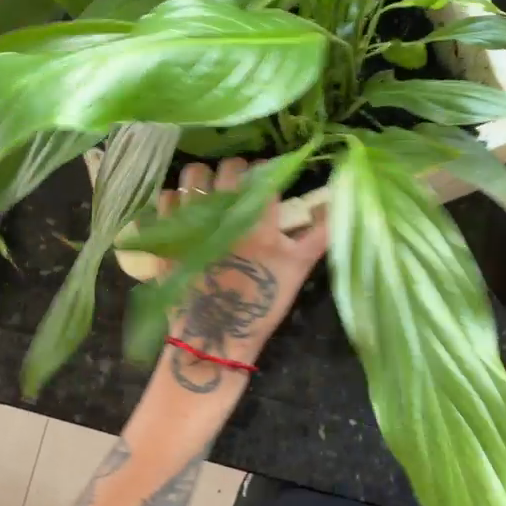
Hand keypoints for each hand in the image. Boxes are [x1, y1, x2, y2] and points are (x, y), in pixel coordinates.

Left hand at [159, 159, 328, 379]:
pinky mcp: (166, 235)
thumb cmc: (260, 304)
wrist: (214, 337)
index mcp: (257, 219)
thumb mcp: (298, 270)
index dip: (268, 172)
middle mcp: (222, 212)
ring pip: (193, 174)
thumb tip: (339, 203)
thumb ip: (319, 234)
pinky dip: (176, 198)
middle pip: (228, 167)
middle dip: (237, 171)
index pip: (263, 174)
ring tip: (211, 193)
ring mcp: (190, 221)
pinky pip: (166, 199)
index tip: (269, 181)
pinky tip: (186, 210)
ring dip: (205, 178)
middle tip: (241, 187)